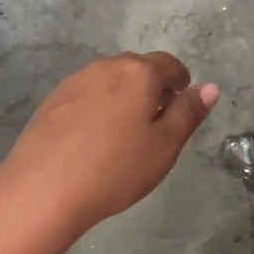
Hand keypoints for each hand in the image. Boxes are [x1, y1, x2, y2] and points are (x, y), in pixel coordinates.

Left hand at [0, 52, 217, 236]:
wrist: (43, 188)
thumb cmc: (115, 168)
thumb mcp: (164, 146)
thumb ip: (188, 113)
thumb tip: (210, 87)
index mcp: (139, 73)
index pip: (169, 65)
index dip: (180, 82)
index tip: (182, 102)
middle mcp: (107, 66)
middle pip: (137, 70)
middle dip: (150, 89)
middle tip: (155, 124)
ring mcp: (76, 81)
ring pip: (109, 82)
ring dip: (121, 98)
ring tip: (122, 135)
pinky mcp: (53, 100)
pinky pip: (85, 96)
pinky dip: (96, 109)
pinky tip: (91, 140)